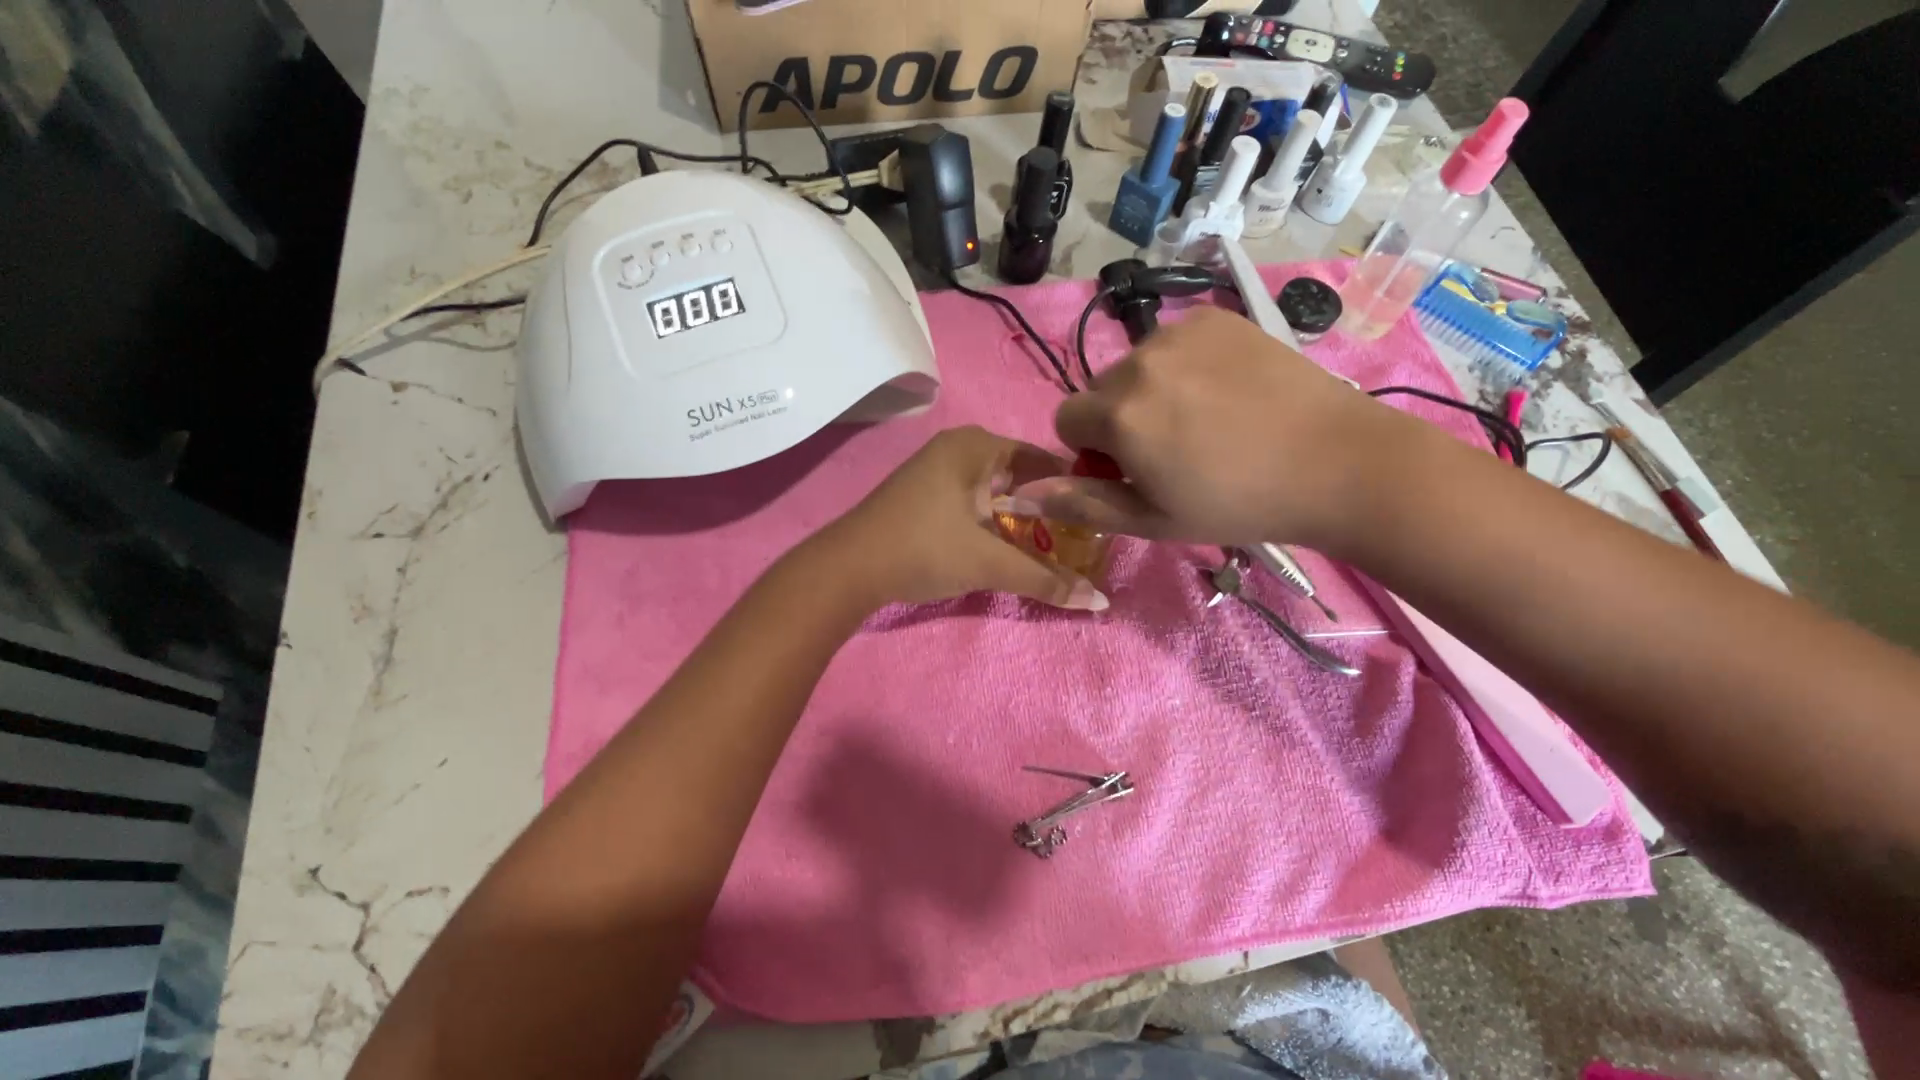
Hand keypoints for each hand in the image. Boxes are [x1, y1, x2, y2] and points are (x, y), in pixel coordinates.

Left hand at [815, 426, 1108, 609]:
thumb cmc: (923, 550)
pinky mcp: (924, 495)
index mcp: (977, 445)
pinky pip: (975, 501)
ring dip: (1021, 519)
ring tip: (1053, 548)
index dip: (1074, 489)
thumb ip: (1046, 579)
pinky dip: (995, 521)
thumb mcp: (989, 563)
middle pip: (1020, 476)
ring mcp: (937, 470)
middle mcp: (959, 448)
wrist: (847, 569)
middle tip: (1081, 540)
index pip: (1044, 459)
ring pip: (996, 491)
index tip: (1100, 519)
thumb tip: (1100, 602)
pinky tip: (1008, 547)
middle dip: (1049, 508)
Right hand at [1006, 308, 1412, 551]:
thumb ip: (1081, 502)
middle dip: (1119, 418)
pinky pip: (1175, 343)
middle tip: (1172, 449)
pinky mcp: (1216, 318)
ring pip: (1137, 366)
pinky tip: (1227, 392)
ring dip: (1151, 391)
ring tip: (1205, 420)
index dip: (1092, 452)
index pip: (1066, 420)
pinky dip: (1186, 366)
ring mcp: (1180, 333)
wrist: (1334, 462)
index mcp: (1118, 414)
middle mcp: (1138, 361)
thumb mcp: (1152, 520)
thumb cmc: (1238, 504)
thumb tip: (1020, 492)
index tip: (1134, 471)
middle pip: (1100, 390)